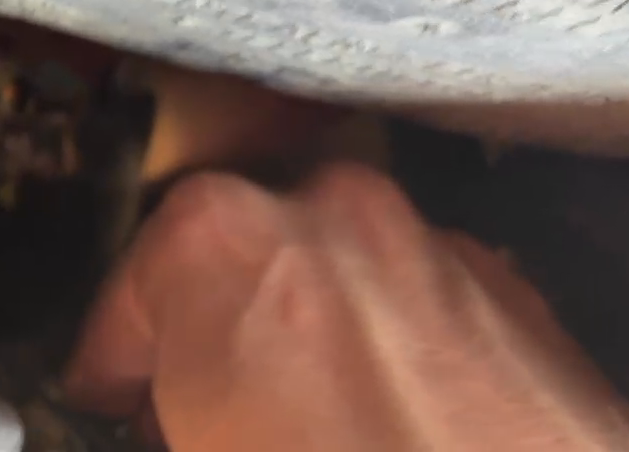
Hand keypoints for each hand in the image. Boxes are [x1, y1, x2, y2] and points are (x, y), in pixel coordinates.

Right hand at [65, 164, 628, 450]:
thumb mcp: (194, 436)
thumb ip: (155, 399)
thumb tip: (159, 402)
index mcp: (212, 228)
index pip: (127, 298)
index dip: (113, 363)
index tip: (113, 399)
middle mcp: (314, 200)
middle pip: (223, 262)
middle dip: (205, 325)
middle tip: (209, 403)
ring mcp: (422, 238)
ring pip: (319, 267)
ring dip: (297, 322)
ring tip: (303, 408)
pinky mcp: (515, 293)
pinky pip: (408, 296)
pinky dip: (382, 336)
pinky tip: (393, 411)